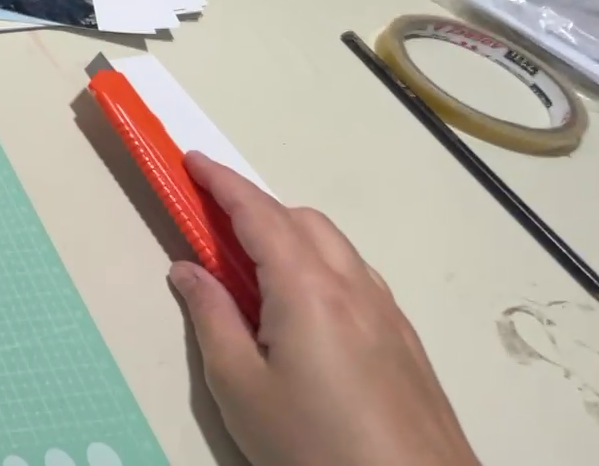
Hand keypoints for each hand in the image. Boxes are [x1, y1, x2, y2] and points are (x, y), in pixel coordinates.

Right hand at [170, 152, 477, 465]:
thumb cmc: (311, 444)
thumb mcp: (238, 383)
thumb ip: (210, 315)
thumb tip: (189, 271)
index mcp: (307, 290)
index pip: (259, 214)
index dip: (222, 182)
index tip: (190, 160)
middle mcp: (355, 292)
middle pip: (303, 221)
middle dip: (255, 206)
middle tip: (210, 220)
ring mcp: (390, 321)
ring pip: (337, 248)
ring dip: (290, 234)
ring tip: (251, 264)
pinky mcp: (409, 351)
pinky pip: (358, 280)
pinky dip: (320, 264)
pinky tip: (298, 306)